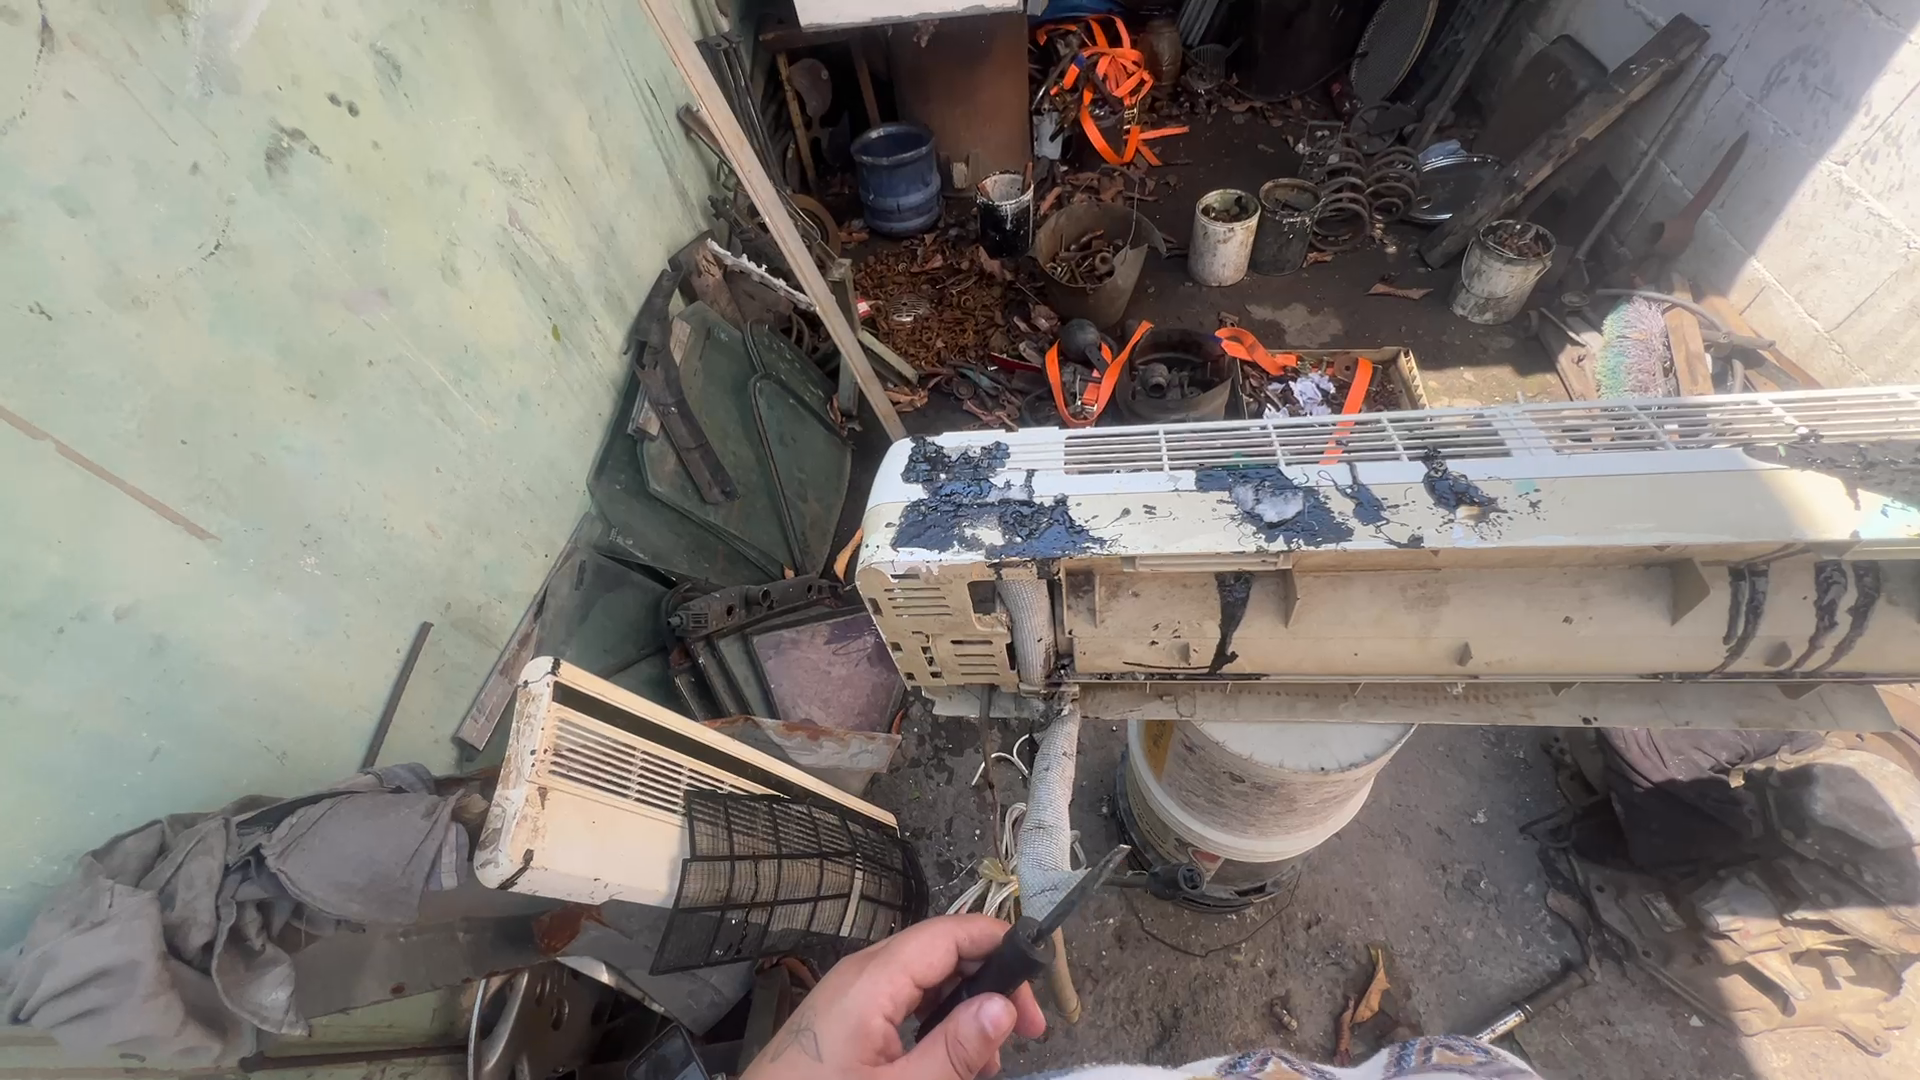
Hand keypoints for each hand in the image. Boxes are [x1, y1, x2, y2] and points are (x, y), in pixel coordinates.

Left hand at [742, 914, 1047, 1079]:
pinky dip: (936, 1020)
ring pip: (925, 976)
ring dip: (965, 1005)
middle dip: (988, 981)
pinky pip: (903, 999)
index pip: (948, 932)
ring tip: (991, 1061)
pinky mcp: (846, 1014)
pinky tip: (952, 1059)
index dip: (997, 944)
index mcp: (874, 977)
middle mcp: (864, 970)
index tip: (1037, 983)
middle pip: (941, 950)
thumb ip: (952, 1051)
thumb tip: (1004, 1005)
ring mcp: (852, 991)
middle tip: (1028, 1032)